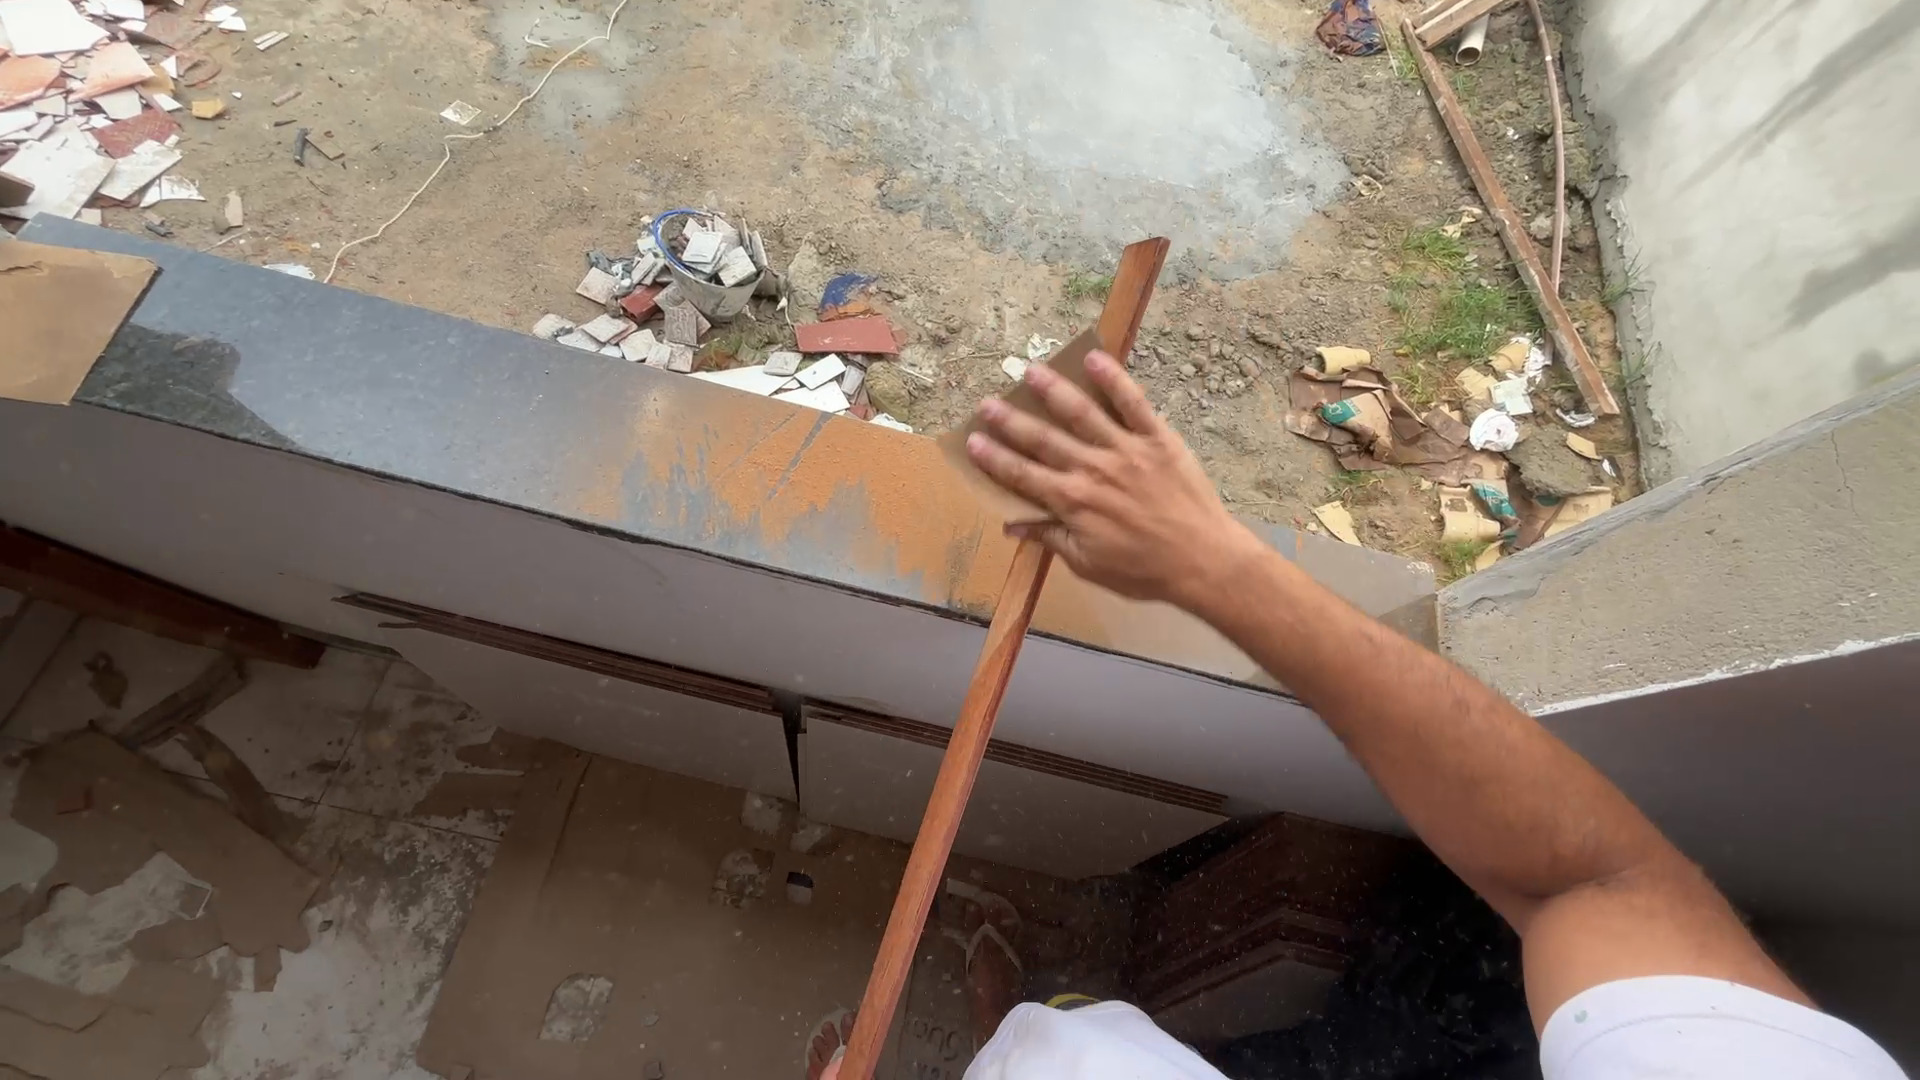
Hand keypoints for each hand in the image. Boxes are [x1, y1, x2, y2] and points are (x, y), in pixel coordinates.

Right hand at [965, 349, 1264, 609]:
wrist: (1203, 561)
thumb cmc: (1143, 571)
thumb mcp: (1087, 564)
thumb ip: (1050, 538)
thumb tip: (1013, 525)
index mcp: (1072, 502)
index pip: (1022, 475)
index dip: (994, 458)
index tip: (972, 441)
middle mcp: (1092, 469)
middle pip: (1042, 439)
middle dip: (1010, 421)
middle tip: (988, 402)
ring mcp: (1125, 450)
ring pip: (1081, 413)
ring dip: (1052, 391)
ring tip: (1030, 372)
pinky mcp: (1157, 439)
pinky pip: (1133, 403)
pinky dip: (1114, 379)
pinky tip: (1094, 359)